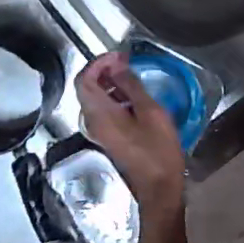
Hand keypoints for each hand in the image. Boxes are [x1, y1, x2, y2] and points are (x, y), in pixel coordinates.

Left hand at [76, 53, 185, 219]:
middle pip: (87, 88)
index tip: (121, 55)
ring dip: (110, 82)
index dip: (99, 63)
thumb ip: (132, 87)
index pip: (84, 80)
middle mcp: (93, 121)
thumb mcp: (150, 112)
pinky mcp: (110, 136)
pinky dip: (116, 95)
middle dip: (103, 70)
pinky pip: (105, 109)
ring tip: (133, 73)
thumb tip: (117, 66)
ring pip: (96, 98)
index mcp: (99, 114)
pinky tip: (135, 93)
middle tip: (127, 60)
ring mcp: (100, 130)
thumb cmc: (158, 149)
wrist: (158, 187)